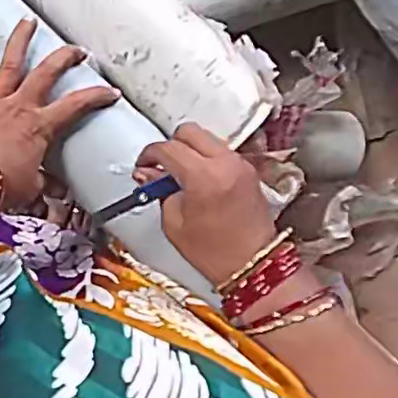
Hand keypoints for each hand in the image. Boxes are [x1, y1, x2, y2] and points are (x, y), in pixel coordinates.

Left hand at [0, 20, 118, 208]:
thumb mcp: (30, 189)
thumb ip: (43, 186)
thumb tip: (53, 196)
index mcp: (39, 126)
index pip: (76, 106)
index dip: (96, 96)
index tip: (110, 91)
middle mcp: (19, 106)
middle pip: (47, 73)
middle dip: (64, 58)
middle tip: (76, 50)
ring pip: (10, 63)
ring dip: (20, 40)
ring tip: (27, 22)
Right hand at [135, 123, 278, 286]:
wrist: (253, 265)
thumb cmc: (215, 253)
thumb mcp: (174, 223)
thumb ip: (160, 190)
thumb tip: (149, 173)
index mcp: (203, 177)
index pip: (168, 148)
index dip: (149, 155)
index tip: (144, 165)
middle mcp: (225, 164)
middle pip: (189, 132)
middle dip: (170, 145)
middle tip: (160, 165)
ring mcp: (240, 165)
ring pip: (207, 138)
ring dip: (190, 150)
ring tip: (180, 174)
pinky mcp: (249, 171)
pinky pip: (222, 152)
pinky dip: (206, 158)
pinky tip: (198, 179)